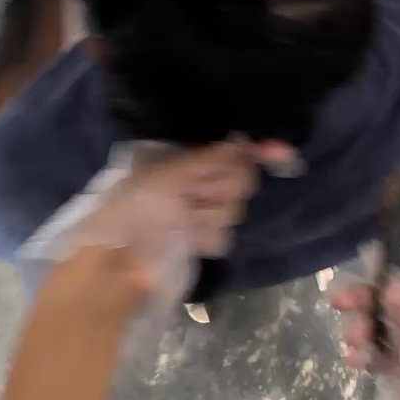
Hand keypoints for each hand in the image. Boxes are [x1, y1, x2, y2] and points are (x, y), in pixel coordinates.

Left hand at [52, 142, 266, 303]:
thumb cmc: (134, 206)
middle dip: (220, 189)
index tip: (282, 152)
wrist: (117, 256)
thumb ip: (210, 159)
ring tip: (180, 221)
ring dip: (207, 216)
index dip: (257, 152)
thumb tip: (244, 142)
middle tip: (192, 196)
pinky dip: (204, 237)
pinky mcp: (204, 241)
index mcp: (190, 161)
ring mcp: (204, 213)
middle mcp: (201, 184)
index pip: (235, 153)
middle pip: (242, 182)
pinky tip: (186, 239)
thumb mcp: (168, 175)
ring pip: (234, 211)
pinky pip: (224, 236)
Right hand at [332, 268, 399, 399]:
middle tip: (337, 301)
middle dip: (368, 302)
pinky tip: (352, 362)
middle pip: (397, 303)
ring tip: (349, 344)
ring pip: (385, 328)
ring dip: (364, 330)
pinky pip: (382, 353)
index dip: (393, 274)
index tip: (363, 269)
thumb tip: (395, 281)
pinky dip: (367, 354)